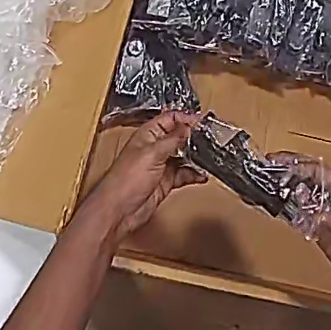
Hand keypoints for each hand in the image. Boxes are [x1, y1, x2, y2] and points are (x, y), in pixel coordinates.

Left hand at [75, 111, 205, 246]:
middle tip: (211, 137)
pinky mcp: (165, 181)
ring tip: (210, 155)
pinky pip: (184, 174)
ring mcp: (161, 165)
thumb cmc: (125, 180)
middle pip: (179, 136)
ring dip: (196, 156)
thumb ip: (173, 139)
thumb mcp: (153, 153)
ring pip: (184, 155)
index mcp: (149, 135)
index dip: (186, 118)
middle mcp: (155, 147)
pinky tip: (202, 175)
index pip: (171, 118)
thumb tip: (189, 126)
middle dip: (194, 137)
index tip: (202, 121)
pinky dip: (194, 174)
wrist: (119, 211)